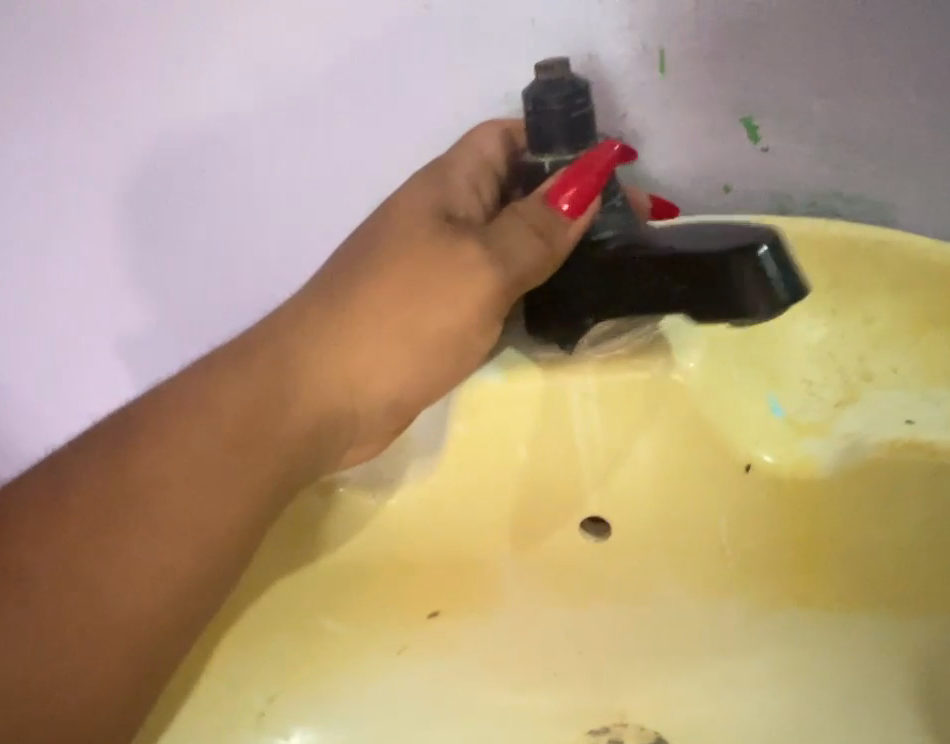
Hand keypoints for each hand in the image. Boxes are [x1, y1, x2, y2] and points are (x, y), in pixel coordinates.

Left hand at [259, 120, 667, 470]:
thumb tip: (588, 183)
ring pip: (506, 256)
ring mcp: (436, 277)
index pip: (508, 140)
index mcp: (447, 188)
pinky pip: (491, 302)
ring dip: (551, 265)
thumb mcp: (481, 266)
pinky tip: (562, 324)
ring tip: (610, 281)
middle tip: (629, 242)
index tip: (616, 180)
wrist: (319, 396)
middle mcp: (442, 223)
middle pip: (513, 199)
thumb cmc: (403, 319)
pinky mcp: (435, 324)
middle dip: (568, 212)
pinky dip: (525, 307)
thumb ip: (536, 228)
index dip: (560, 148)